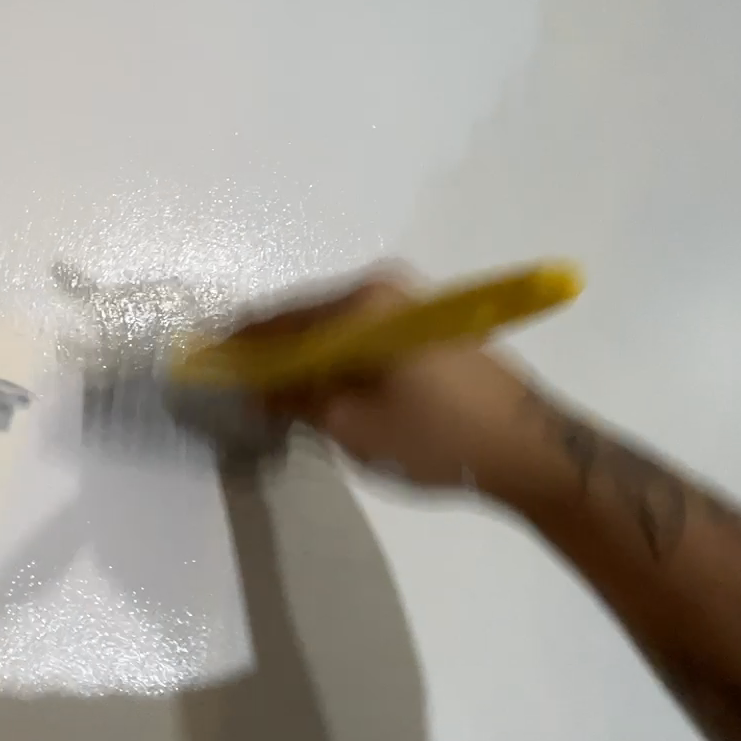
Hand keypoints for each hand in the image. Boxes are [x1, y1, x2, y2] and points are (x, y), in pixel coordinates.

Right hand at [233, 268, 540, 496]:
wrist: (533, 453)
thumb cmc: (435, 438)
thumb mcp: (348, 425)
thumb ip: (292, 398)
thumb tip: (257, 387)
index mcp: (362, 305)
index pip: (279, 319)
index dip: (239, 344)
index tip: (206, 362)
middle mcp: (385, 288)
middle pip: (305, 316)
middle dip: (269, 349)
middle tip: (240, 381)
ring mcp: (411, 302)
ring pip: (332, 326)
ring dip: (301, 354)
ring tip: (275, 387)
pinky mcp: (428, 323)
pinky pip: (359, 333)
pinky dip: (332, 355)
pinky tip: (321, 381)